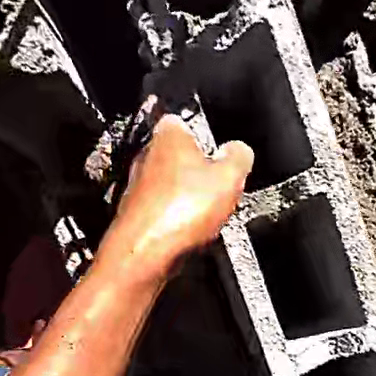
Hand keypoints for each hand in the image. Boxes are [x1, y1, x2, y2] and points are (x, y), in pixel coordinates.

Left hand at [100, 115, 251, 277]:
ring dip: (188, 203)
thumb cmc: (177, 212)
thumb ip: (239, 156)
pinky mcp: (135, 218)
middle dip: (199, 175)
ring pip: (171, 190)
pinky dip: (175, 225)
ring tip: (202, 219)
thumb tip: (240, 151)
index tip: (221, 155)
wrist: (144, 255)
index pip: (187, 120)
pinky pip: (163, 217)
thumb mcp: (230, 177)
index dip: (207, 137)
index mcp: (168, 134)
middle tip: (218, 192)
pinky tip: (185, 236)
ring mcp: (137, 189)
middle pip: (180, 159)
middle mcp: (146, 157)